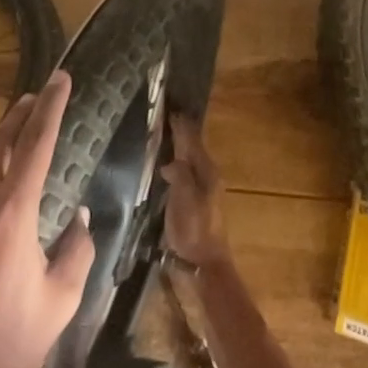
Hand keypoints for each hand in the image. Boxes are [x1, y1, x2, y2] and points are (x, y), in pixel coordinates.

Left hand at [0, 70, 95, 367]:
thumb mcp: (61, 301)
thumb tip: (78, 215)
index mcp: (12, 213)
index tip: (60, 78)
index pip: (37, 143)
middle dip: (19, 117)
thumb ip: (77, 249)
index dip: (51, 106)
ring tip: (13, 157)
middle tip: (34, 98)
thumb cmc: (9, 344)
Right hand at [162, 115, 229, 267]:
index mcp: (205, 170)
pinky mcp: (194, 198)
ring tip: (161, 130)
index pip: (191, 138)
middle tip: (162, 112)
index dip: (179, 122)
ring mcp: (202, 187)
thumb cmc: (194, 229)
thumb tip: (169, 161)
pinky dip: (175, 158)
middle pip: (192, 144)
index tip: (167, 104)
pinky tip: (164, 161)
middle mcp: (206, 174)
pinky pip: (184, 168)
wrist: (204, 263)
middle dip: (179, 129)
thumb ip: (179, 174)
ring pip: (189, 156)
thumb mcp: (185, 199)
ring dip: (177, 143)